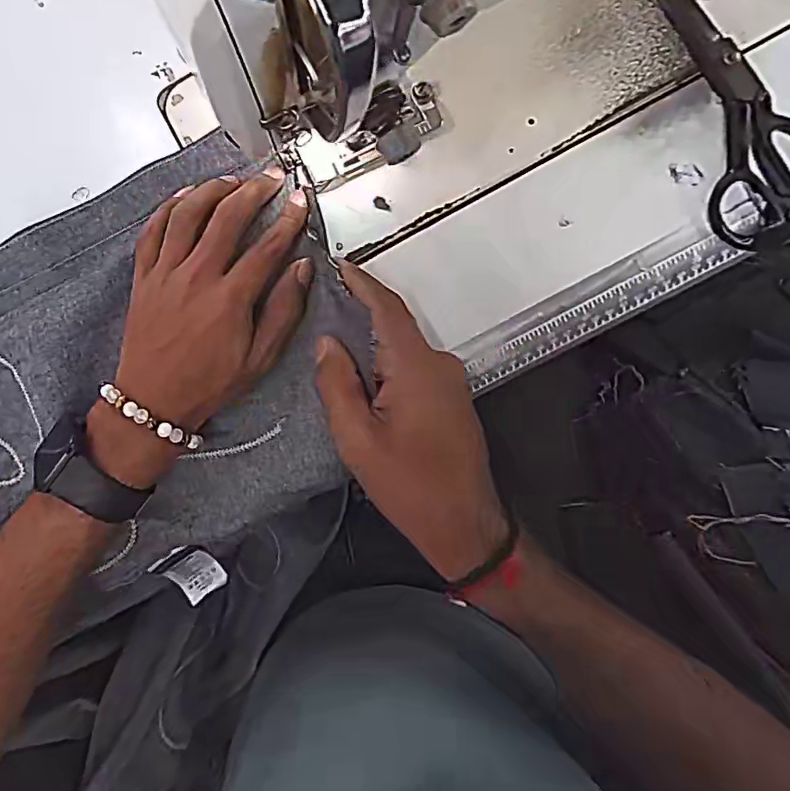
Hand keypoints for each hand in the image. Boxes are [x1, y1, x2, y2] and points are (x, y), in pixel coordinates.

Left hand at [87, 168, 311, 488]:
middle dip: (255, 190)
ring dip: (212, 189)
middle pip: (228, 216)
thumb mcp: (258, 358)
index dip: (288, 219)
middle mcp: (196, 278)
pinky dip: (168, 208)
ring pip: (188, 213)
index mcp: (229, 299)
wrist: (152, 400)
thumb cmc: (204, 383)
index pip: (267, 246)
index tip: (299, 203)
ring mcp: (166, 274)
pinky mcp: (144, 276)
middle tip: (271, 179)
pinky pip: (152, 230)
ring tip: (231, 180)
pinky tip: (183, 197)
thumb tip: (300, 271)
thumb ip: (283, 310)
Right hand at [313, 261, 508, 579]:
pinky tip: (365, 379)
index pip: (387, 309)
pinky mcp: (451, 396)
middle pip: (395, 325)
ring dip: (372, 343)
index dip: (362, 283)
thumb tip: (327, 346)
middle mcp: (439, 366)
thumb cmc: (413, 488)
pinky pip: (413, 365)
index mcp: (416, 369)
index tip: (340, 266)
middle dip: (360, 312)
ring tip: (336, 350)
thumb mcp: (357, 439)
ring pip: (403, 347)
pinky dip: (387, 362)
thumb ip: (337, 385)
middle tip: (325, 307)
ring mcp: (450, 381)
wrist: (464, 524)